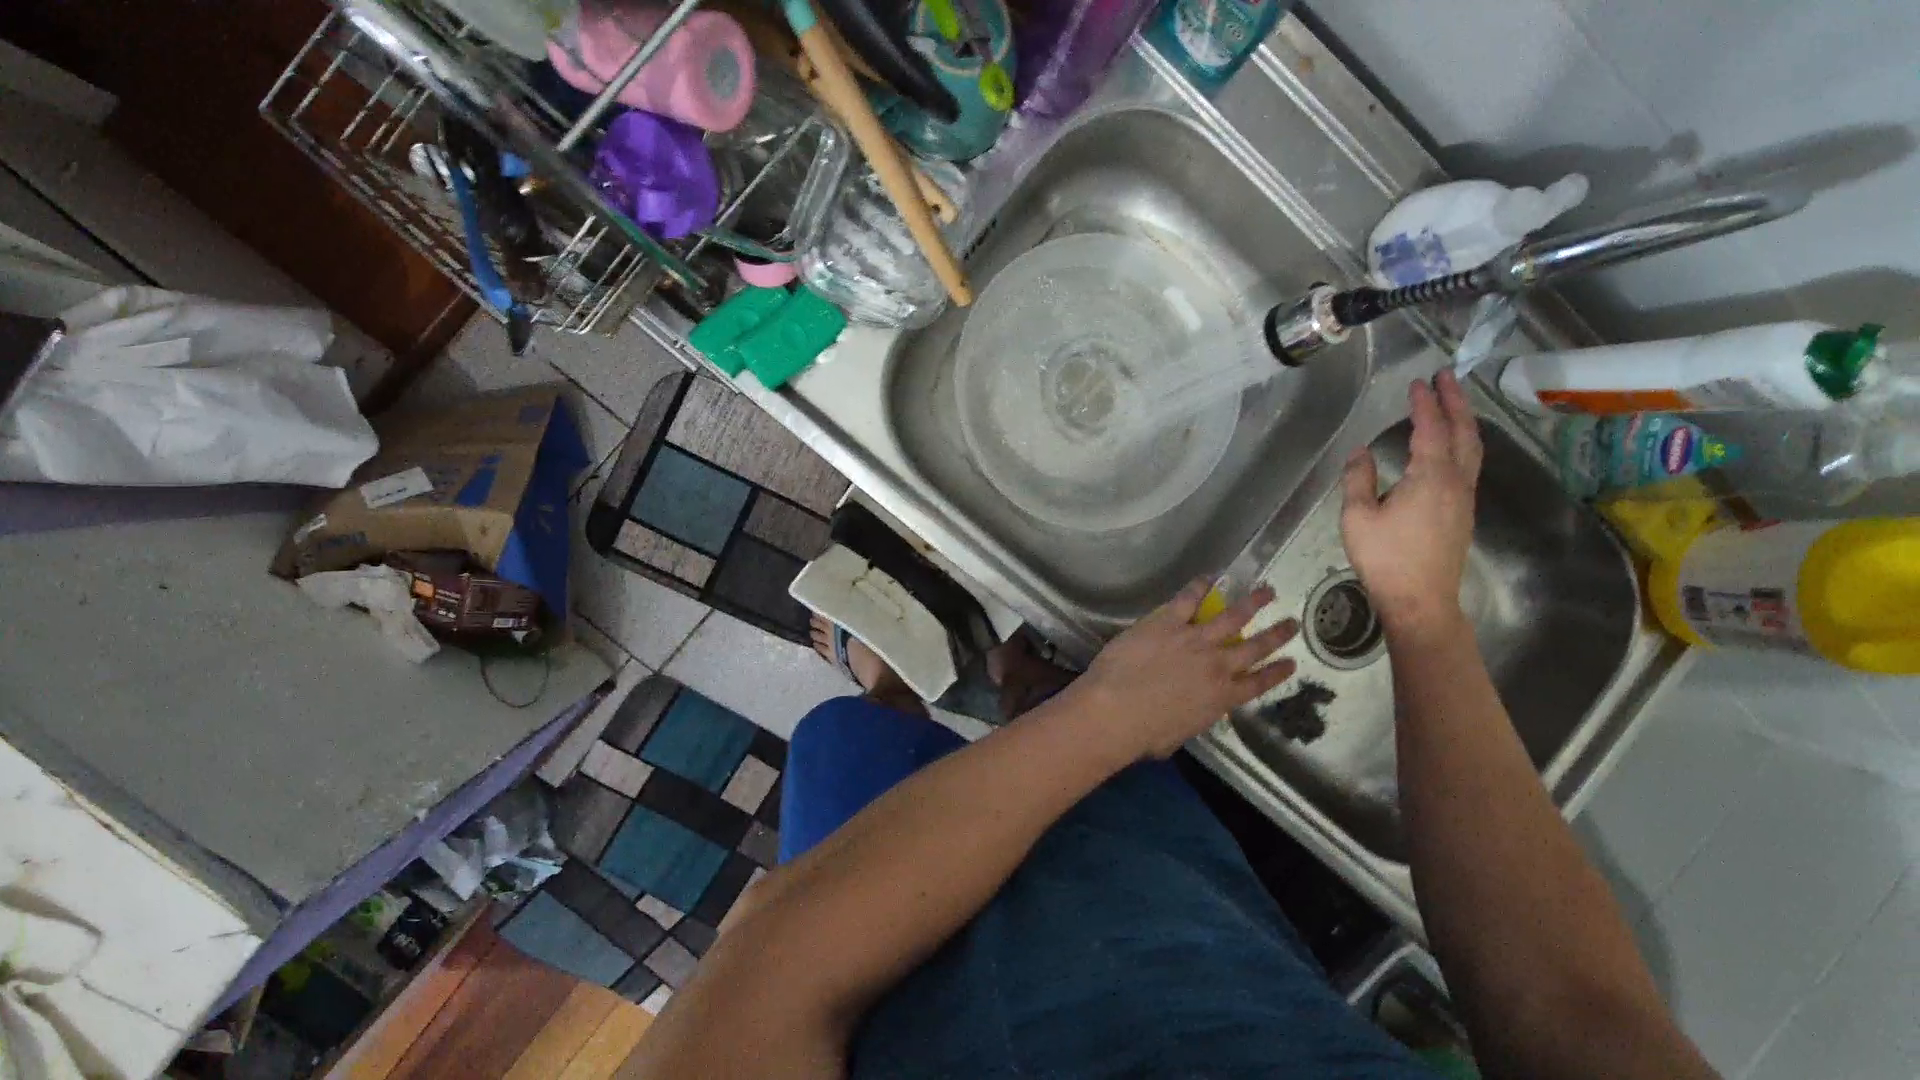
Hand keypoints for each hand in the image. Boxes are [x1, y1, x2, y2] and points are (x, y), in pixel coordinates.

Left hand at [1072, 581, 1298, 760]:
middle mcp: (1217, 666)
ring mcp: (1195, 640)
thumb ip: (1191, 718)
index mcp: (1221, 698)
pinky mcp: (1168, 622)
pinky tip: (1209, 577)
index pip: (1258, 683)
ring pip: (1232, 616)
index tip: (1291, 663)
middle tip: (1292, 623)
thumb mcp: (1178, 735)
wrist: (1117, 710)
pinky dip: (1200, 587)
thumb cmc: (1143, 734)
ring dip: (1252, 602)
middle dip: (1277, 634)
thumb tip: (1187, 714)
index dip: (1276, 673)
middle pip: (1254, 647)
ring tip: (1267, 591)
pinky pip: (1188, 599)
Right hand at [1341, 370, 1482, 635]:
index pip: (1430, 428)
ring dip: (1464, 421)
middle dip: (1456, 401)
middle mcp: (1455, 481)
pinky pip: (1469, 464)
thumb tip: (1360, 452)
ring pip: (1472, 449)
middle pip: (1463, 432)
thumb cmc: (1385, 559)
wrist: (1421, 600)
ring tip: (1454, 403)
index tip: (1418, 382)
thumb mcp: (1358, 518)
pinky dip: (1463, 442)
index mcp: (1430, 477)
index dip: (1424, 403)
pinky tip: (1451, 445)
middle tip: (1447, 376)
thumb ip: (1359, 480)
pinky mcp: (1463, 513)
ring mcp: (1464, 498)